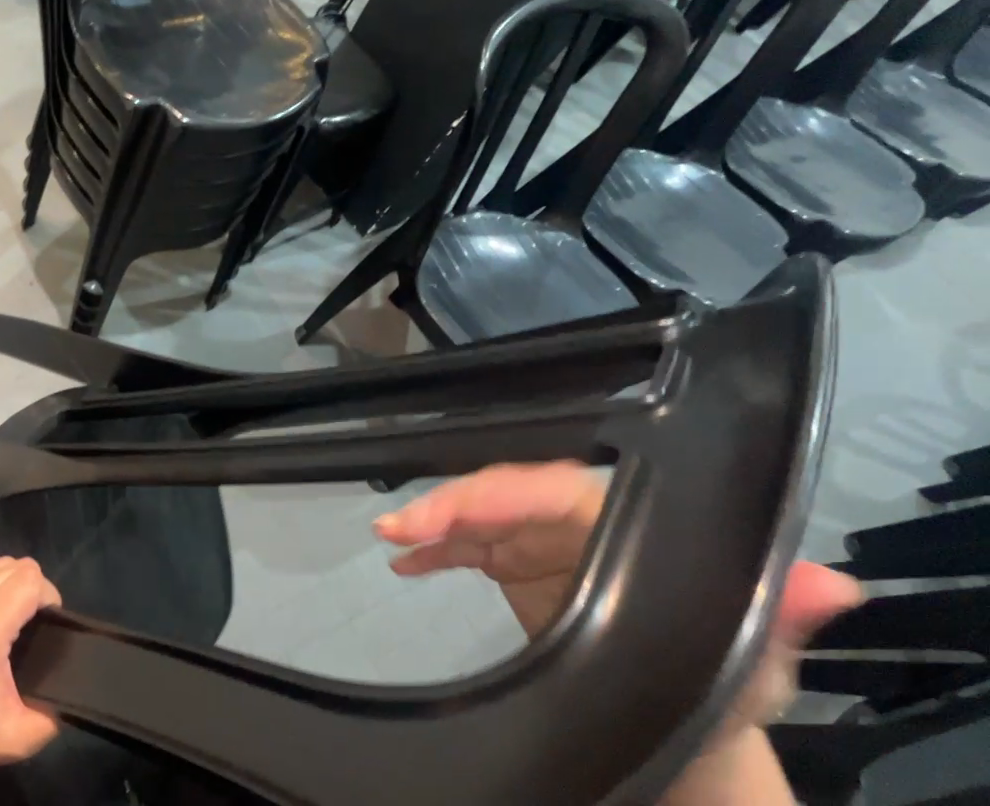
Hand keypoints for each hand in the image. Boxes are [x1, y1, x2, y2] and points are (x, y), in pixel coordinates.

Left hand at [0, 557, 62, 805]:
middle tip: (36, 625)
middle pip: (17, 566)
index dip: (50, 598)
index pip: (31, 581)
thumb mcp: (25, 735)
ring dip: (15, 583)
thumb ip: (59, 706)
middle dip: (35, 590)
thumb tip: (76, 677)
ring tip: (16, 617)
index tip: (51, 626)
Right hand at [375, 461, 861, 804]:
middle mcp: (577, 526)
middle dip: (450, 503)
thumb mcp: (752, 660)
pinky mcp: (517, 568)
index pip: (555, 491)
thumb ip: (777, 615)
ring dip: (431, 520)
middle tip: (400, 525)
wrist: (680, 732)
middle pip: (505, 494)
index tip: (450, 510)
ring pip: (478, 514)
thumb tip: (831, 586)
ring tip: (391, 534)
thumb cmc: (720, 690)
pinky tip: (404, 561)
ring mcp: (543, 546)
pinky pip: (467, 547)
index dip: (500, 491)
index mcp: (623, 531)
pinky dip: (433, 549)